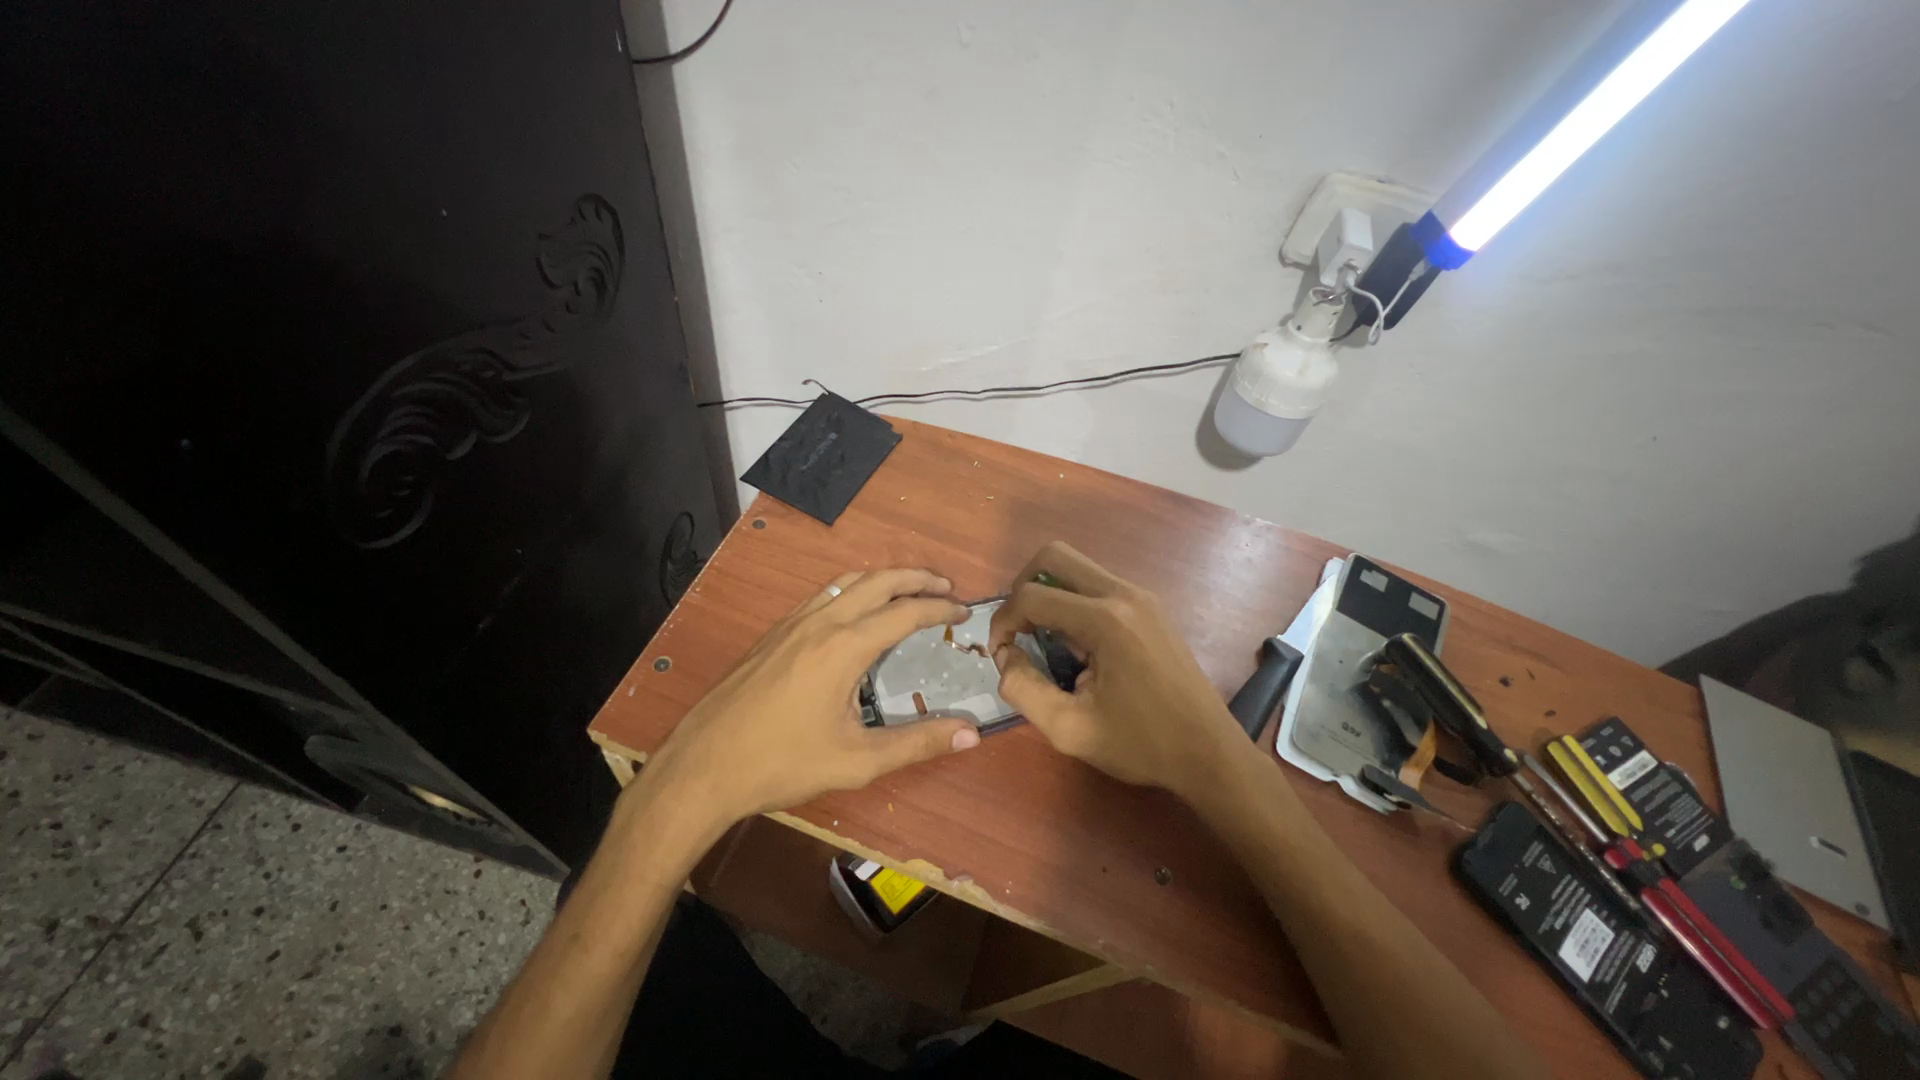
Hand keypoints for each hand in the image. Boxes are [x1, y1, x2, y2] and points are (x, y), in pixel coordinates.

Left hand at [644, 569, 982, 825]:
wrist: (703, 766)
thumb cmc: (782, 764)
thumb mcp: (857, 761)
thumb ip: (917, 743)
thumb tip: (971, 734)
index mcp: (845, 647)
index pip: (905, 612)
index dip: (939, 608)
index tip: (964, 611)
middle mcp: (820, 623)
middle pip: (877, 581)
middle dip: (916, 578)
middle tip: (945, 587)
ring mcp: (791, 625)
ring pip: (846, 582)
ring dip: (883, 580)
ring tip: (907, 591)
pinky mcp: (772, 635)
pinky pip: (822, 596)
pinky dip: (852, 591)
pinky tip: (854, 615)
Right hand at [988, 542, 1247, 801]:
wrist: (1209, 752)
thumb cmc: (1141, 744)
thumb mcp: (1069, 729)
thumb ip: (1023, 688)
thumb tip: (1005, 655)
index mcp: (1105, 621)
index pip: (1031, 596)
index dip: (1002, 622)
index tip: (1000, 654)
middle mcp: (1124, 594)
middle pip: (1054, 556)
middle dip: (1022, 587)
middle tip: (1018, 629)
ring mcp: (1142, 597)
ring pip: (1078, 568)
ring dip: (1051, 595)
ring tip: (1048, 643)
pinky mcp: (1152, 608)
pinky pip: (1099, 586)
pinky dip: (1075, 603)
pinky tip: (1079, 647)